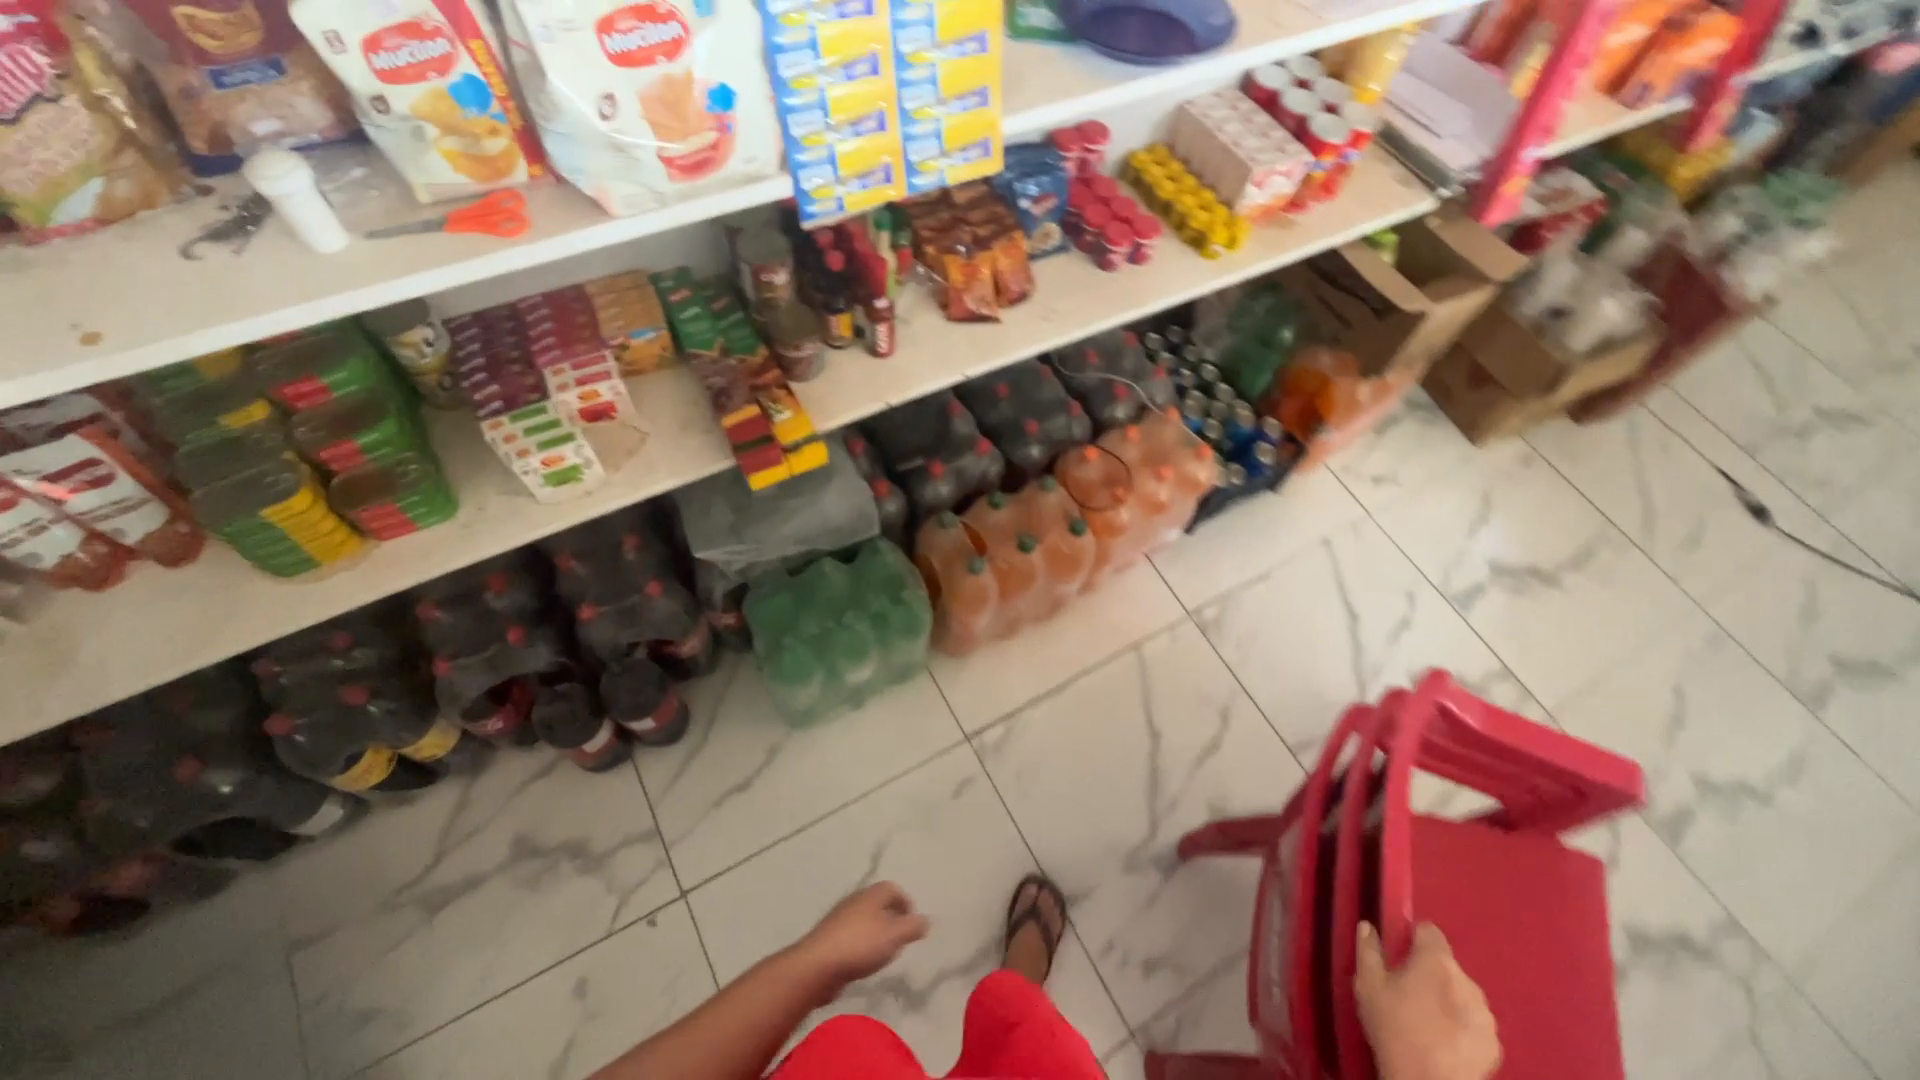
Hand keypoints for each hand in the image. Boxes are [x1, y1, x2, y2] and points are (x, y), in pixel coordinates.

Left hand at [795, 882, 930, 989]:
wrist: (818, 965)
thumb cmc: (861, 945)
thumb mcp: (895, 935)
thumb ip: (913, 926)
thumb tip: (925, 921)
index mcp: (871, 895)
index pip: (892, 889)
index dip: (906, 902)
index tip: (913, 923)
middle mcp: (855, 901)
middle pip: (878, 903)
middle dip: (892, 918)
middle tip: (901, 937)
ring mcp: (839, 920)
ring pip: (864, 920)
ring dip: (877, 932)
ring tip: (885, 952)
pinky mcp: (829, 939)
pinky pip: (852, 937)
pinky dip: (862, 945)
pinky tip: (864, 962)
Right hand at [1354, 922, 1500, 1079]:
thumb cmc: (1393, 1029)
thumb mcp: (1368, 986)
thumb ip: (1368, 951)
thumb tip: (1368, 926)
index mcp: (1436, 961)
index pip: (1428, 930)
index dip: (1411, 937)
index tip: (1398, 953)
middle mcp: (1467, 980)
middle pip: (1445, 964)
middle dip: (1428, 972)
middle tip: (1407, 993)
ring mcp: (1486, 1013)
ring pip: (1462, 993)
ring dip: (1447, 998)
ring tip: (1426, 1021)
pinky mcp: (1494, 1042)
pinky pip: (1475, 1022)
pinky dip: (1462, 1026)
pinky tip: (1444, 1042)